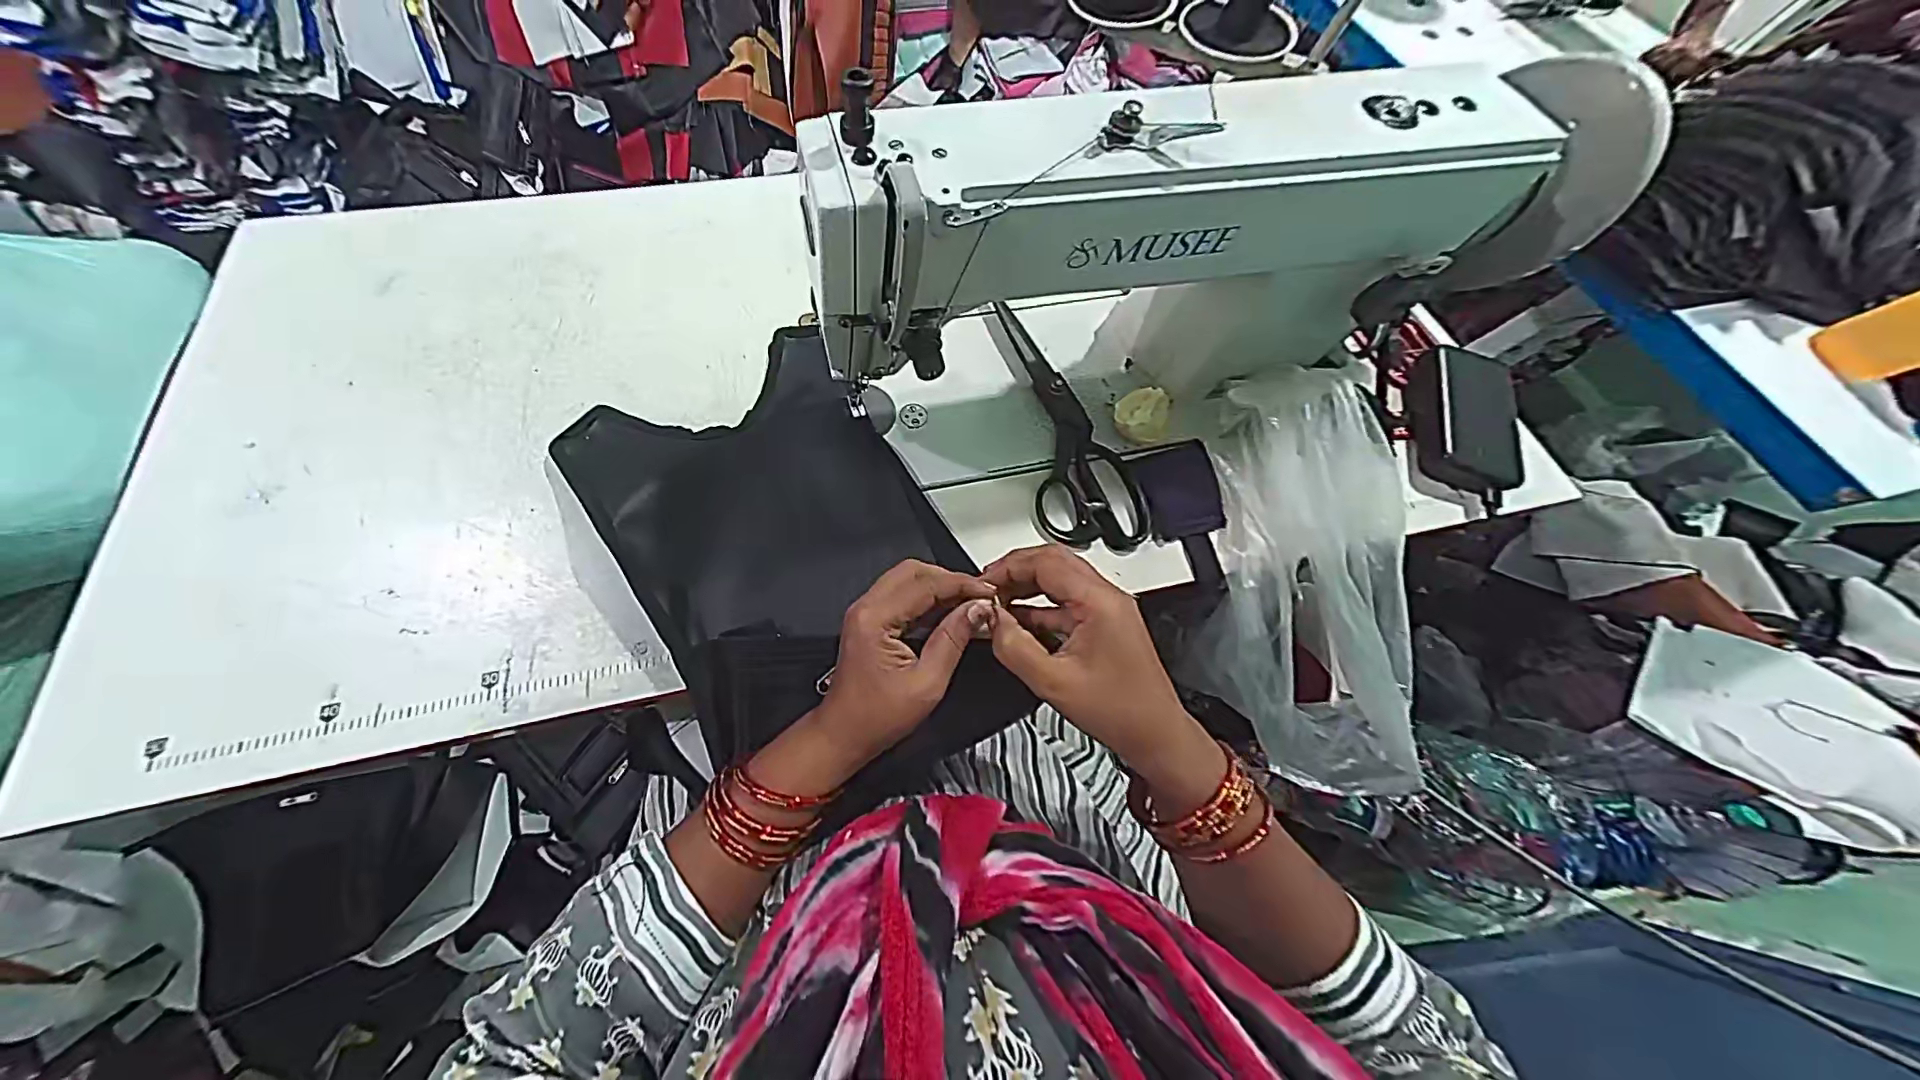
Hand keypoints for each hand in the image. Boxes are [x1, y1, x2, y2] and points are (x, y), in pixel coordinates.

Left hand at [810, 559, 998, 767]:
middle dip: (951, 579)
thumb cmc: (874, 718)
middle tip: (980, 595)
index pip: (926, 584)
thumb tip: (976, 610)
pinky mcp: (870, 621)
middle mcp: (865, 609)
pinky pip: (902, 596)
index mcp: (875, 619)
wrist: (844, 735)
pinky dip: (928, 599)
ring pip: (908, 579)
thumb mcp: (927, 683)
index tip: (988, 592)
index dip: (962, 584)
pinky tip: (949, 613)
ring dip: (940, 587)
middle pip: (915, 571)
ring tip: (969, 603)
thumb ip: (953, 640)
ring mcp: (865, 613)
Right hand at [980, 546, 1211, 774]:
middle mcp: (1108, 598)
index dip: (1008, 568)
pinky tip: (1019, 622)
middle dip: (1015, 571)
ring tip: (998, 604)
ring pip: (1059, 580)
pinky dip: (1039, 606)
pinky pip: (1066, 601)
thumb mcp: (1053, 682)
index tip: (985, 584)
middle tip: (988, 589)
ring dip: (1026, 587)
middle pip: (1053, 562)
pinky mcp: (1105, 622)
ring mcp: (1108, 609)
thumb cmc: (1122, 711)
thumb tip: (990, 621)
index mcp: (1099, 603)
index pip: (1046, 562)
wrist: (1154, 734)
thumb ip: (1014, 647)